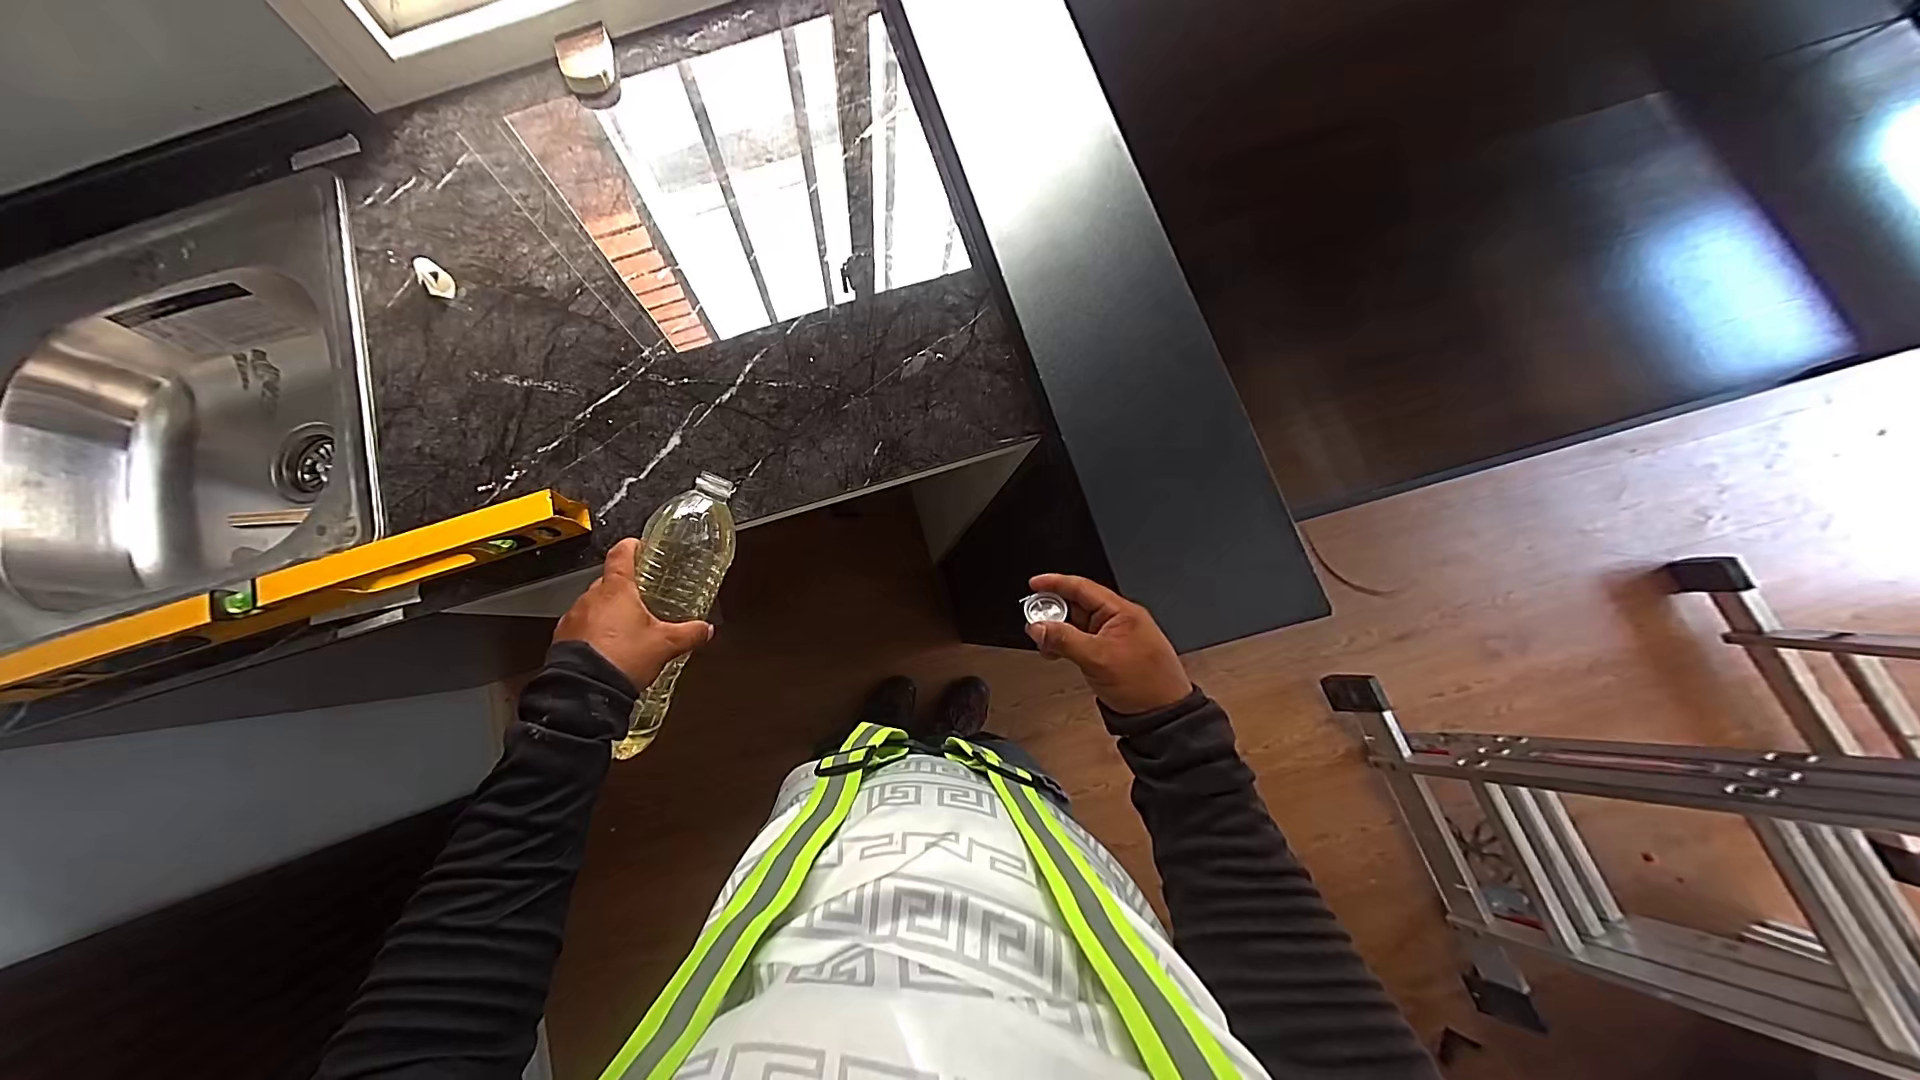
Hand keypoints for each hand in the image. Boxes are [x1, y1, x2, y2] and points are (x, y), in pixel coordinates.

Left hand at [554, 538, 711, 688]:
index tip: (638, 545)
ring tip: (627, 628)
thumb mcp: (666, 644)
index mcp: (616, 590)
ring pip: (593, 605)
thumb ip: (690, 633)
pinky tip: (609, 647)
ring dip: (608, 612)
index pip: (621, 555)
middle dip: (625, 588)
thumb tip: (706, 629)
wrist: (585, 691)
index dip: (631, 546)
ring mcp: (573, 618)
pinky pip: (581, 627)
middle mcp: (591, 599)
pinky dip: (594, 632)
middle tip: (643, 597)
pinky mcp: (562, 639)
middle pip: (608, 582)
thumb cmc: (621, 659)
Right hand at [1025, 573, 1191, 713]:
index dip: (1056, 583)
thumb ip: (1065, 640)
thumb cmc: (1146, 685)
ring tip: (1044, 643)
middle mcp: (1117, 620)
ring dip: (1057, 632)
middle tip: (1033, 620)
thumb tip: (1039, 627)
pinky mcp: (1108, 653)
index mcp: (1121, 612)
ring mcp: (1112, 637)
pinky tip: (1055, 652)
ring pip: (1076, 624)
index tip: (1034, 584)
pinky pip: (1081, 640)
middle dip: (1053, 611)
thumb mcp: (1098, 659)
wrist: (1163, 716)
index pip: (1082, 588)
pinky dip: (1065, 644)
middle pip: (1077, 605)